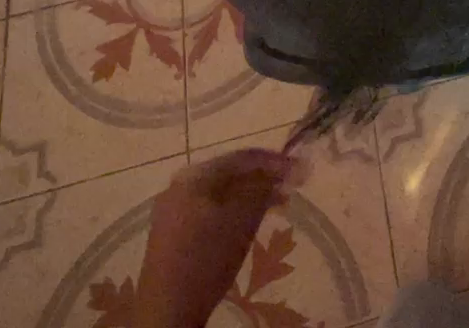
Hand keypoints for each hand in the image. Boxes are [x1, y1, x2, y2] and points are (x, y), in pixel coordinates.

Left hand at [134, 149, 292, 327]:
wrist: (167, 311)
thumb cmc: (208, 257)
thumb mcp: (244, 217)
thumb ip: (264, 185)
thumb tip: (286, 168)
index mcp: (194, 175)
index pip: (243, 157)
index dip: (276, 161)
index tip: (302, 170)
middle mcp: (180, 185)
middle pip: (231, 173)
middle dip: (264, 178)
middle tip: (293, 187)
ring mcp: (173, 210)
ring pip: (222, 193)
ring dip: (252, 195)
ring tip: (279, 205)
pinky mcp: (174, 234)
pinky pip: (211, 210)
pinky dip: (234, 211)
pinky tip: (250, 222)